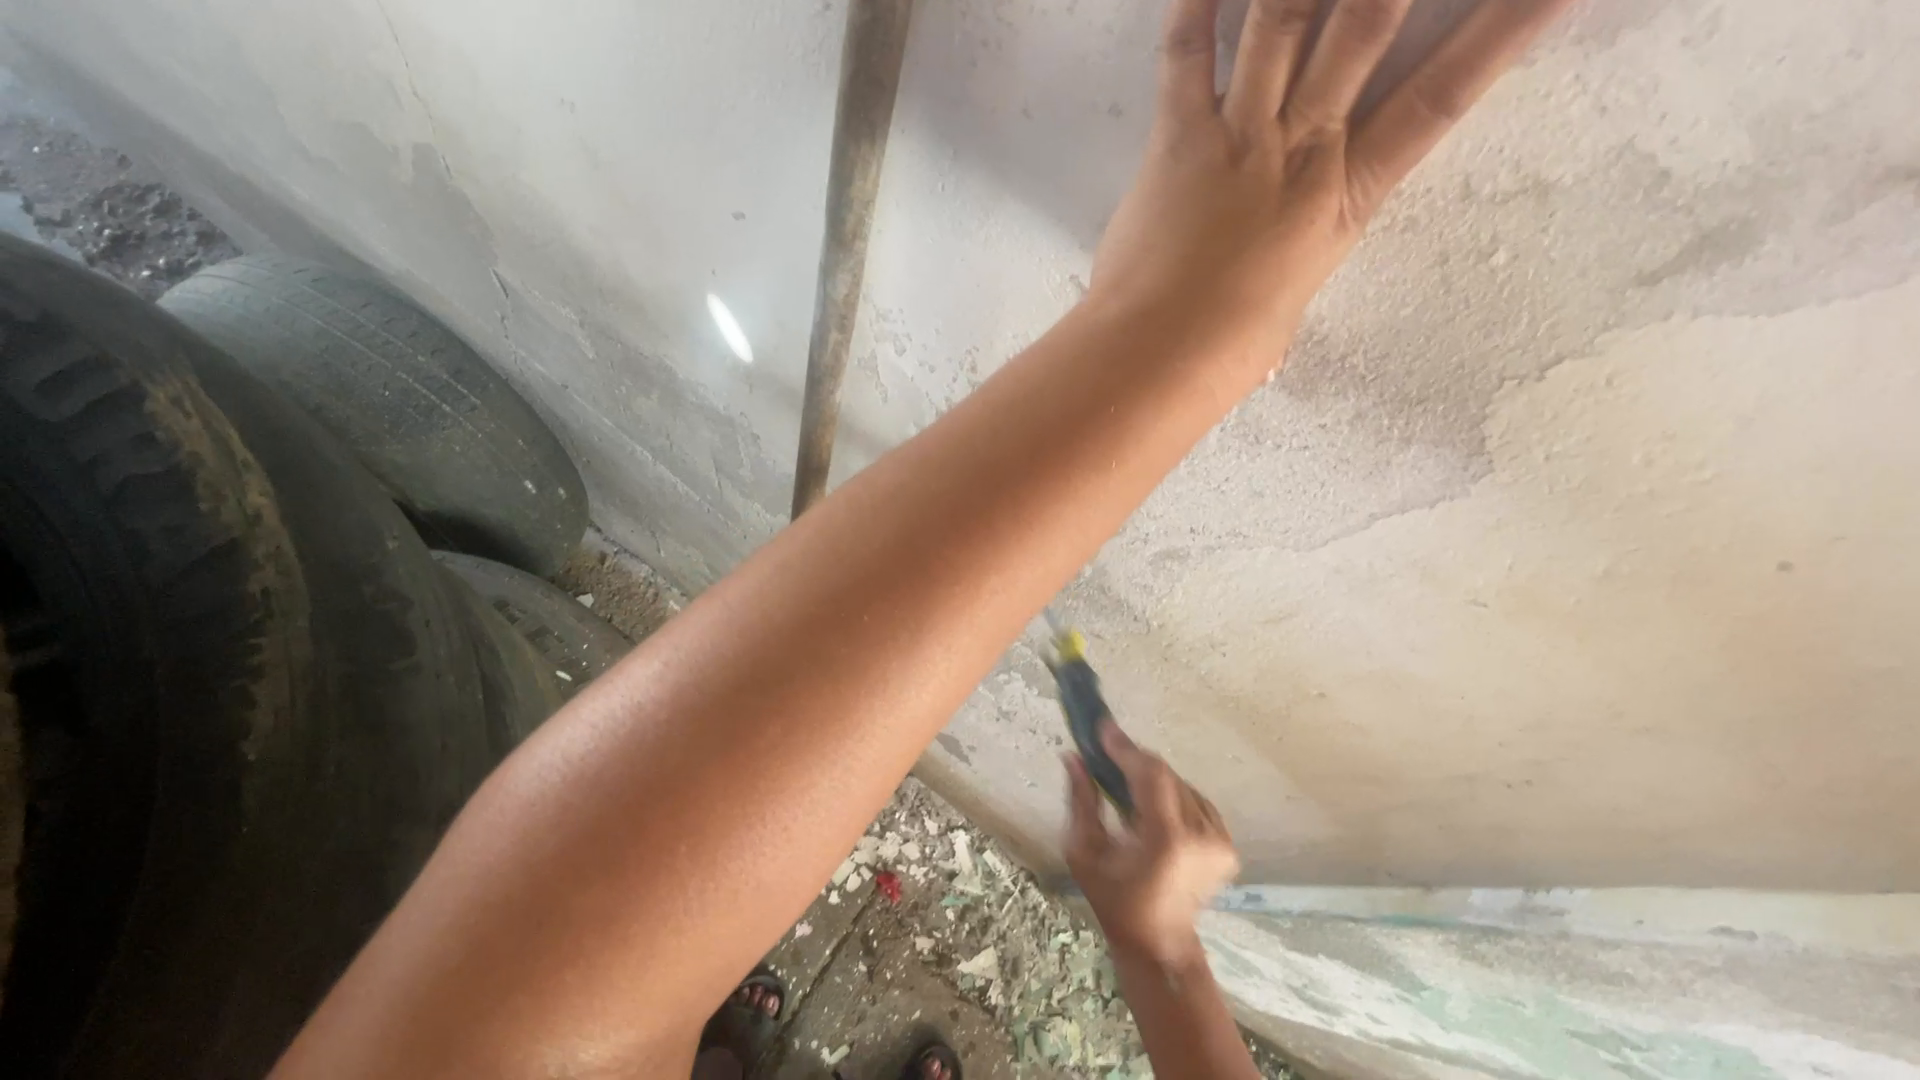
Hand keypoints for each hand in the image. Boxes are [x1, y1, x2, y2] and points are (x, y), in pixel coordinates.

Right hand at [1063, 721, 1239, 966]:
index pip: (1150, 776)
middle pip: (1166, 775)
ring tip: (1128, 789)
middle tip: (1107, 752)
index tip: (1102, 728)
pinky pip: (1196, 802)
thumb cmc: (1115, 900)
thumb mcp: (1085, 852)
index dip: (1125, 748)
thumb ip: (1081, 800)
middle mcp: (1202, 835)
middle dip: (1135, 761)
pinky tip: (1153, 811)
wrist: (1159, 942)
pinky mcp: (1228, 845)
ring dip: (1153, 780)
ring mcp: (1220, 841)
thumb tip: (1073, 757)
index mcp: (1167, 840)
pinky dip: (1172, 797)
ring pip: (1181, 785)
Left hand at [1091, 0, 1575, 366]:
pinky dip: (1191, 6)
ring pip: (1281, 19)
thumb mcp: (1280, 313)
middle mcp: (1304, 149)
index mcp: (1348, 197)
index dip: (1508, 27)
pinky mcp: (1176, 140)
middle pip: (1367, 23)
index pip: (1445, 95)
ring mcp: (1239, 137)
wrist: (1160, 359)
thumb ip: (1287, 274)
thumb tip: (1272, 293)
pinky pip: (1184, 56)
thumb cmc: (1225, 354)